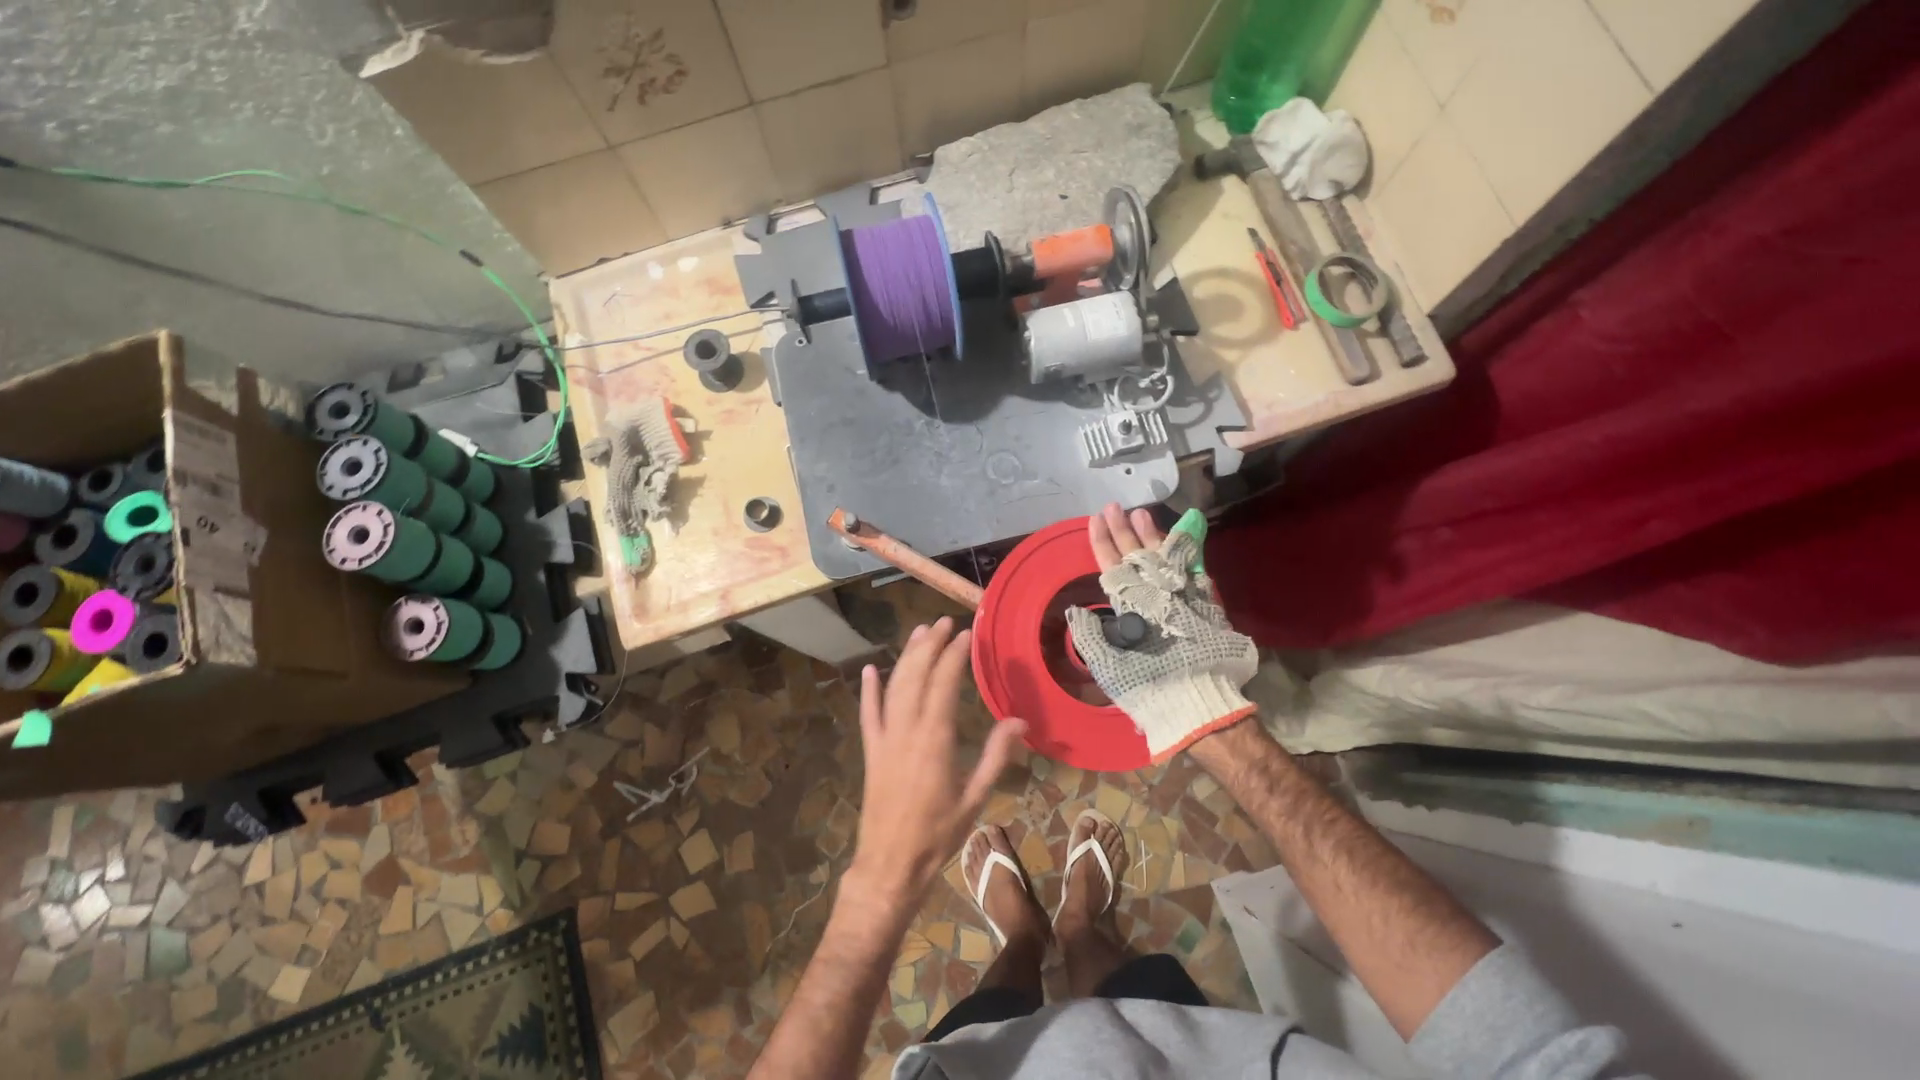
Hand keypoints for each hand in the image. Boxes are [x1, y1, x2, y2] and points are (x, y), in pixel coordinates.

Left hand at [847, 617, 1026, 905]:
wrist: (891, 864)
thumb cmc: (938, 835)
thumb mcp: (975, 798)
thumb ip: (996, 757)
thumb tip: (1020, 722)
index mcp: (935, 740)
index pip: (944, 684)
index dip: (954, 655)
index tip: (965, 634)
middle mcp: (906, 731)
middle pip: (916, 677)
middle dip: (929, 646)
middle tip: (943, 623)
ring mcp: (884, 740)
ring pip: (893, 688)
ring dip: (905, 658)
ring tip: (919, 633)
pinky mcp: (870, 752)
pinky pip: (868, 714)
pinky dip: (869, 691)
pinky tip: (871, 670)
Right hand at [1071, 504, 1259, 760]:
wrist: (1197, 701)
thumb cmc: (1147, 687)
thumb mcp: (1108, 667)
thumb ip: (1090, 636)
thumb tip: (1077, 612)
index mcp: (1130, 607)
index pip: (1112, 566)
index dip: (1102, 542)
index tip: (1095, 519)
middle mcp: (1157, 594)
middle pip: (1137, 555)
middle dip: (1123, 530)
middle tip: (1114, 507)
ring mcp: (1184, 596)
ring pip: (1166, 556)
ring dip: (1152, 535)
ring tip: (1142, 514)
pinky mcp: (1207, 605)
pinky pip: (1193, 572)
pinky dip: (1184, 555)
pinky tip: (1180, 542)